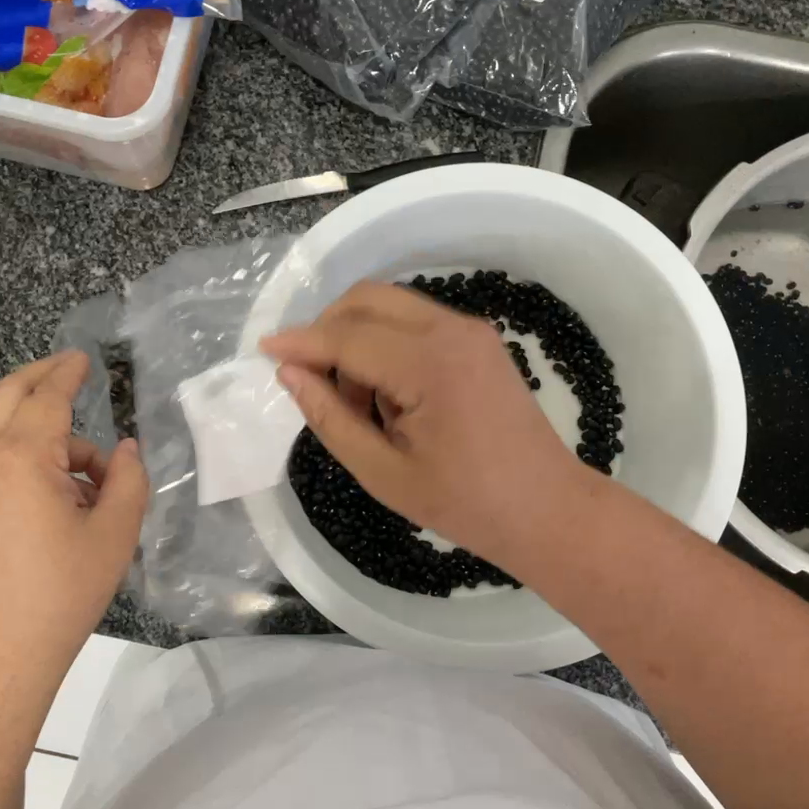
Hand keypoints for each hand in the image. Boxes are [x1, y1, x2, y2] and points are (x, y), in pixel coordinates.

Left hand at [0, 350, 147, 662]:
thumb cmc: (60, 592)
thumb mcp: (114, 534)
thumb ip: (128, 480)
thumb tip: (125, 450)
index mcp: (20, 456)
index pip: (47, 396)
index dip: (68, 373)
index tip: (83, 357)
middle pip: (9, 395)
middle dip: (41, 378)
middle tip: (72, 372)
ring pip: (7, 433)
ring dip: (48, 436)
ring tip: (96, 484)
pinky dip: (31, 460)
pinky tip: (66, 500)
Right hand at [260, 281, 592, 566]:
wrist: (545, 508)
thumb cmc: (464, 503)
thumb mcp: (383, 472)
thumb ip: (330, 418)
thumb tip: (289, 374)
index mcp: (430, 365)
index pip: (347, 336)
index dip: (300, 342)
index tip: (263, 351)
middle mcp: (453, 330)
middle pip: (368, 299)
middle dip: (327, 329)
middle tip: (309, 379)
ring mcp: (471, 331)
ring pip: (392, 306)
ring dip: (358, 338)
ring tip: (357, 404)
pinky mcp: (479, 341)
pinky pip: (416, 323)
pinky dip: (387, 345)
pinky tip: (389, 398)